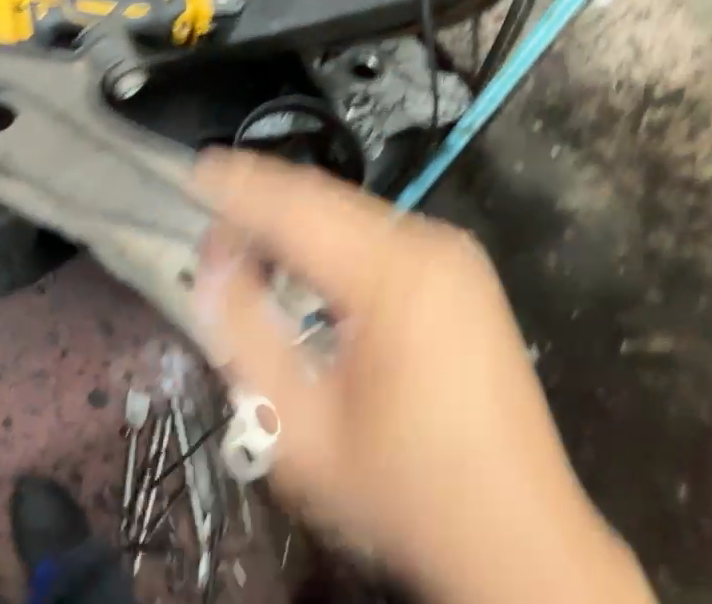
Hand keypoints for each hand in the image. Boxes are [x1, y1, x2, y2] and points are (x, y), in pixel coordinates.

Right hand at [192, 151, 651, 603]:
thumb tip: (214, 270)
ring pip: (348, 210)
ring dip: (292, 218)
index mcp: (393, 278)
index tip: (192, 173)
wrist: (519, 538)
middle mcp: (430, 247)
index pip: (296, 207)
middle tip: (210, 233)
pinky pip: (374, 231)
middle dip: (260, 201)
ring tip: (240, 241)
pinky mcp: (460, 274)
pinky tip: (298, 257)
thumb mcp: (300, 430)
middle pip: (323, 198)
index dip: (238, 186)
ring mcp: (453, 257)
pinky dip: (326, 234)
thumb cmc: (404, 489)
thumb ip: (244, 337)